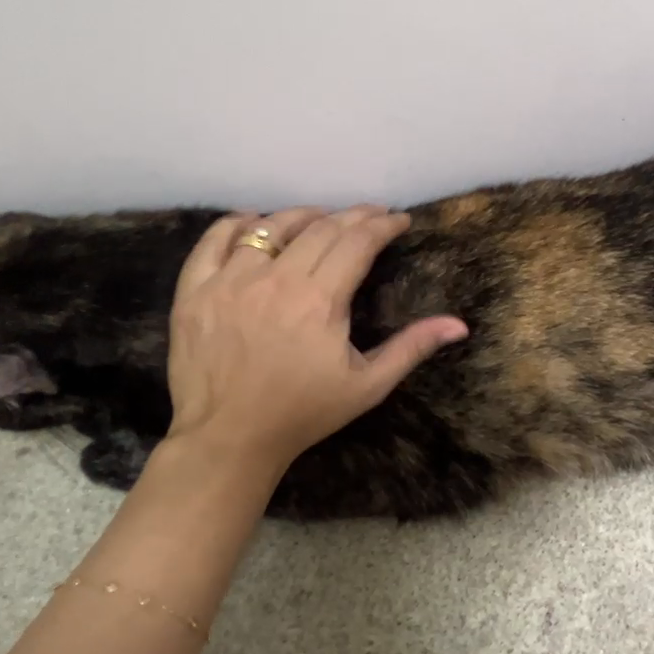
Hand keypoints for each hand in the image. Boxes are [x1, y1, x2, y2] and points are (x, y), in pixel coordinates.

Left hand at [164, 205, 468, 475]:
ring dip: (304, 216)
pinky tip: (255, 222)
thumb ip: (413, 347)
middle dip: (354, 216)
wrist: (229, 438)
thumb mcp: (370, 384)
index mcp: (320, 300)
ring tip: (323, 218)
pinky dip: (238, 224)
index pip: (358, 242)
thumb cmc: (306, 412)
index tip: (400, 221)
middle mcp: (275, 281)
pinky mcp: (195, 293)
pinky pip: (214, 242)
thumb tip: (459, 325)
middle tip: (373, 215)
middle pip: (321, 229)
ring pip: (271, 227)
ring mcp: (229, 283)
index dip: (383, 225)